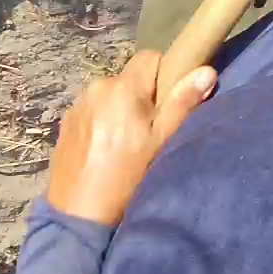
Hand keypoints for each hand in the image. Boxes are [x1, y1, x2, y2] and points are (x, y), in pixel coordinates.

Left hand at [45, 50, 218, 224]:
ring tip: (123, 145)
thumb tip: (207, 71)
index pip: (150, 57)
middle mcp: (97, 86)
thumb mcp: (161, 142)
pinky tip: (103, 151)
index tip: (166, 105)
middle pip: (130, 78)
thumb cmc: (126, 178)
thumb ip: (183, 104)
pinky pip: (92, 109)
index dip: (164, 75)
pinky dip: (101, 121)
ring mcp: (77, 104)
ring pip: (110, 94)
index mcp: (122, 87)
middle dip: (142, 97)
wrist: (78, 216)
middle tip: (147, 133)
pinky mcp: (66, 122)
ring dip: (120, 109)